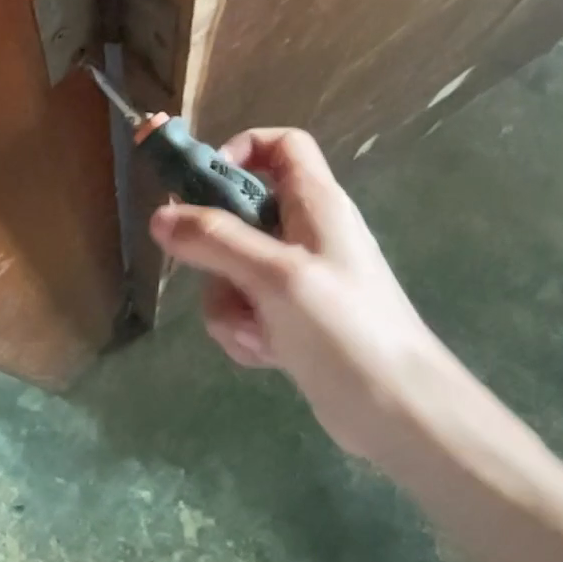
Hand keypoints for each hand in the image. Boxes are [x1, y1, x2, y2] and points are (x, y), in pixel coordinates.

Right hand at [149, 128, 453, 461]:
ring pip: (231, 265)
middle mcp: (306, 232)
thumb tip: (158, 216)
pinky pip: (243, 305)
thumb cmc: (347, 329)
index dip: (241, 150)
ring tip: (255, 330)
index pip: (280, 145)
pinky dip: (244, 328)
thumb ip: (214, 240)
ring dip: (228, 299)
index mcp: (316, 203)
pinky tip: (264, 353)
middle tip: (208, 269)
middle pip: (239, 211)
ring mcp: (298, 277)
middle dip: (214, 246)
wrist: (404, 417)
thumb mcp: (274, 276)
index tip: (204, 184)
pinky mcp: (292, 317)